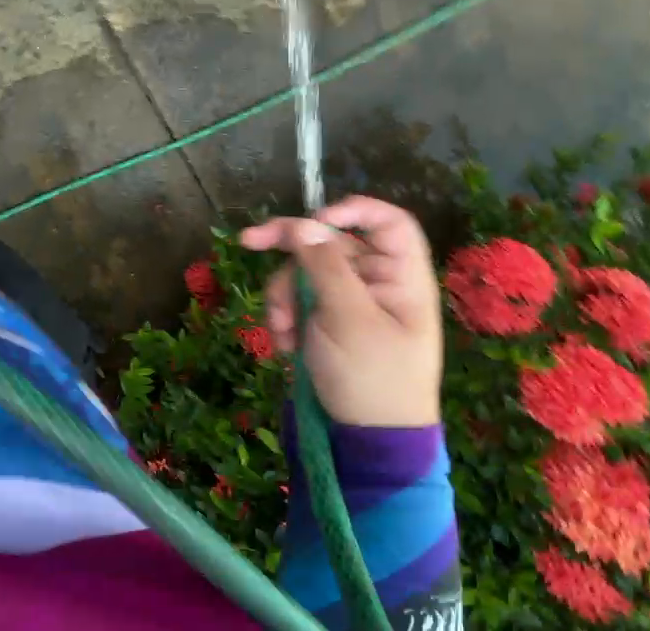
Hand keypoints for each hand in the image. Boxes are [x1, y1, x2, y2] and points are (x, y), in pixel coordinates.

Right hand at [240, 196, 442, 427]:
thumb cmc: (372, 378)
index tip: (314, 218)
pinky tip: (286, 344)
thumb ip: (325, 268)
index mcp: (401, 279)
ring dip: (283, 297)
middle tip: (247, 242)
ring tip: (284, 333)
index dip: (353, 210)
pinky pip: (294, 299)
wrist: (367, 439)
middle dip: (290, 253)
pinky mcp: (324, 320)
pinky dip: (283, 316)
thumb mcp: (348, 320)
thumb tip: (304, 224)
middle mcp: (376, 283)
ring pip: (302, 271)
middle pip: (328, 242)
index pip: (388, 223)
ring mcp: (348, 301)